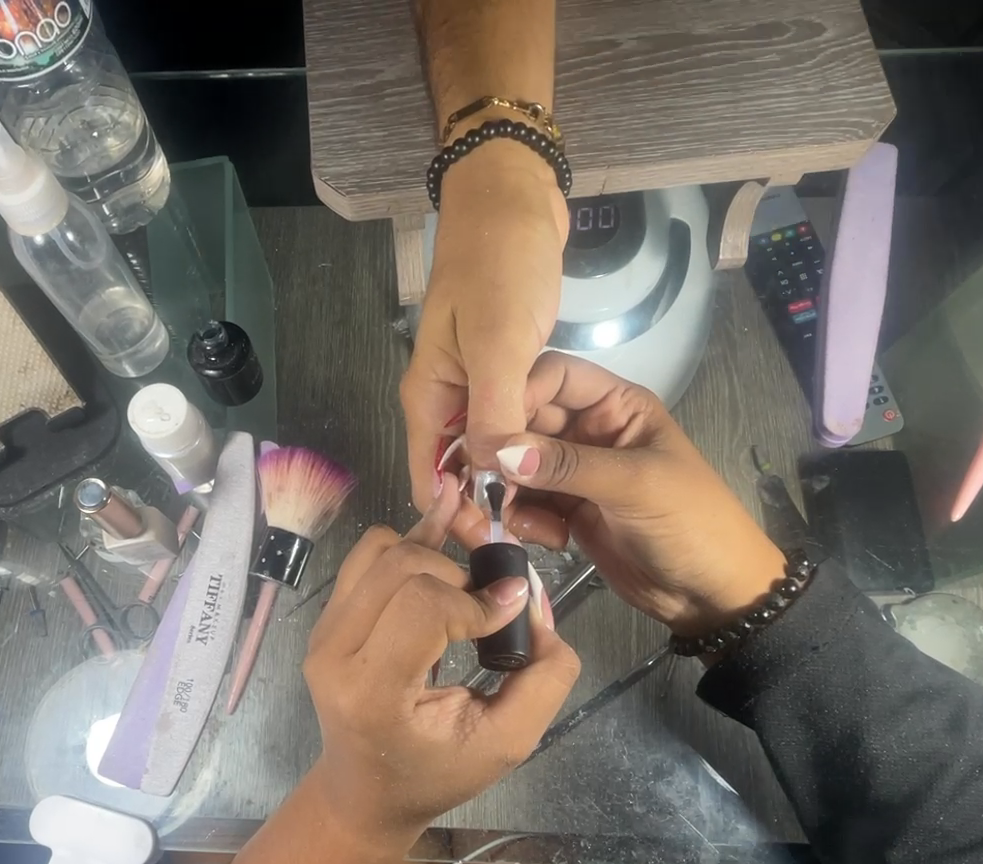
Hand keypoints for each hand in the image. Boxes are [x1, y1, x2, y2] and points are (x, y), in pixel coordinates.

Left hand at [302, 478, 580, 840]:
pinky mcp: (325, 618)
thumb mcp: (508, 742)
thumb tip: (533, 602)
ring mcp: (323, 632)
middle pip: (401, 566)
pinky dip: (408, 546)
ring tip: (466, 578)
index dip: (477, 599)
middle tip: (488, 600)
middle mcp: (335, 654)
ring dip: (432, 552)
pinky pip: (367, 556)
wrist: (366, 790)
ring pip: (381, 548)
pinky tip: (440, 552)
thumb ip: (545, 677)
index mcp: (373, 694)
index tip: (512, 610)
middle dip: (458, 572)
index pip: (424, 607)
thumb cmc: (436, 772)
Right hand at [403, 140, 567, 504]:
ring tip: (548, 513)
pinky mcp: (504, 381)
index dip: (455, 514)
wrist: (513, 201)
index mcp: (429, 400)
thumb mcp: (498, 342)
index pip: (428, 477)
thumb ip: (492, 411)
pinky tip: (554, 470)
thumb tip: (491, 474)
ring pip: (489, 455)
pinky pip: (511, 430)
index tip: (489, 541)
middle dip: (488, 505)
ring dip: (513, 482)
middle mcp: (446, 404)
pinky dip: (527, 452)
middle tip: (528, 536)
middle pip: (457, 474)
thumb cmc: (499, 268)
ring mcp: (476, 392)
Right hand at [494, 353, 787, 637]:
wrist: (709, 593)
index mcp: (616, 405)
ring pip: (517, 465)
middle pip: (525, 420)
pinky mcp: (565, 511)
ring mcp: (574, 473)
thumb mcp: (634, 485)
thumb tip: (500, 450)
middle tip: (480, 479)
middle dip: (501, 448)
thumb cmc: (691, 523)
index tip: (485, 427)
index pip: (553, 377)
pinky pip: (525, 503)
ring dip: (506, 489)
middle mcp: (589, 431)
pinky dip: (522, 518)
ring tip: (508, 515)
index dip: (517, 392)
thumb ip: (567, 465)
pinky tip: (546, 538)